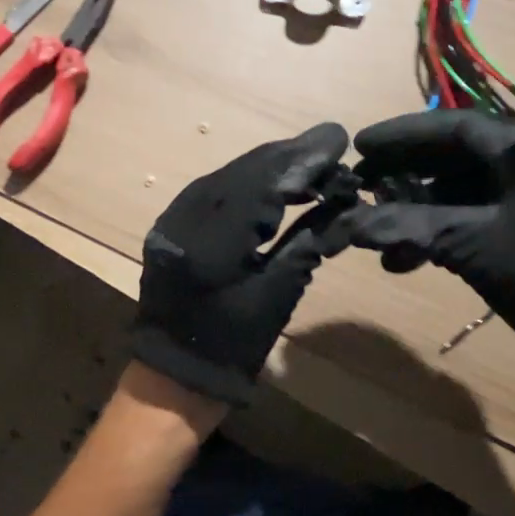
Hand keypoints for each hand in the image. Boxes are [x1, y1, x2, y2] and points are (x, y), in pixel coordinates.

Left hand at [132, 123, 353, 404]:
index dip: (301, 159)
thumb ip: (308, 242)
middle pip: (241, 172)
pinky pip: (212, 192)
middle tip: (331, 149)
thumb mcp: (278, 295)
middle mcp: (183, 221)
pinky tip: (275, 186)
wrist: (174, 375)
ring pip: (226, 177)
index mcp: (210, 243)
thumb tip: (344, 203)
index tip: (338, 139)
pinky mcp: (170, 227)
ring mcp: (170, 221)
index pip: (260, 183)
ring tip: (311, 167)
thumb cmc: (232, 347)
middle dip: (288, 158)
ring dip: (268, 168)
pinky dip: (246, 184)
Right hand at [340, 110, 514, 415]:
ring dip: (421, 213)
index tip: (359, 144)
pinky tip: (412, 260)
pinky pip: (482, 218)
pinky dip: (446, 234)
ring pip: (467, 193)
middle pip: (459, 157)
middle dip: (407, 176)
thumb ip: (409, 227)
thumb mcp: (474, 246)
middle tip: (363, 188)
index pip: (457, 126)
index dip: (402, 135)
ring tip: (381, 239)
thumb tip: (347, 225)